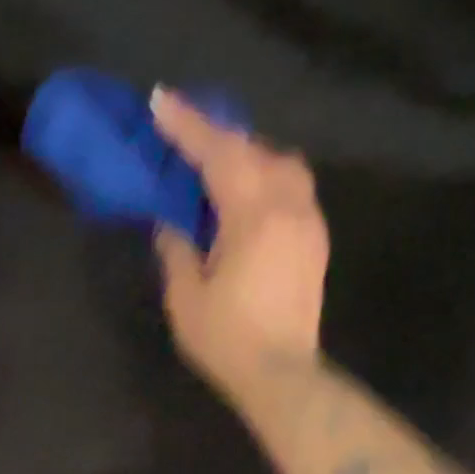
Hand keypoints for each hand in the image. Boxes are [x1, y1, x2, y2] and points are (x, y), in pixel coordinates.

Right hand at [149, 87, 329, 399]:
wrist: (280, 373)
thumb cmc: (224, 337)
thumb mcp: (185, 294)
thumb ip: (178, 247)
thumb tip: (172, 220)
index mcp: (253, 217)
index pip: (219, 155)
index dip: (187, 126)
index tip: (161, 100)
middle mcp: (289, 207)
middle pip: (256, 150)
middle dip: (217, 136)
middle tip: (181, 133)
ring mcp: (308, 222)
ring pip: (282, 164)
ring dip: (246, 155)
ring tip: (213, 165)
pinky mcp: (314, 239)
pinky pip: (290, 187)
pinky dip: (262, 177)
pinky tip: (239, 196)